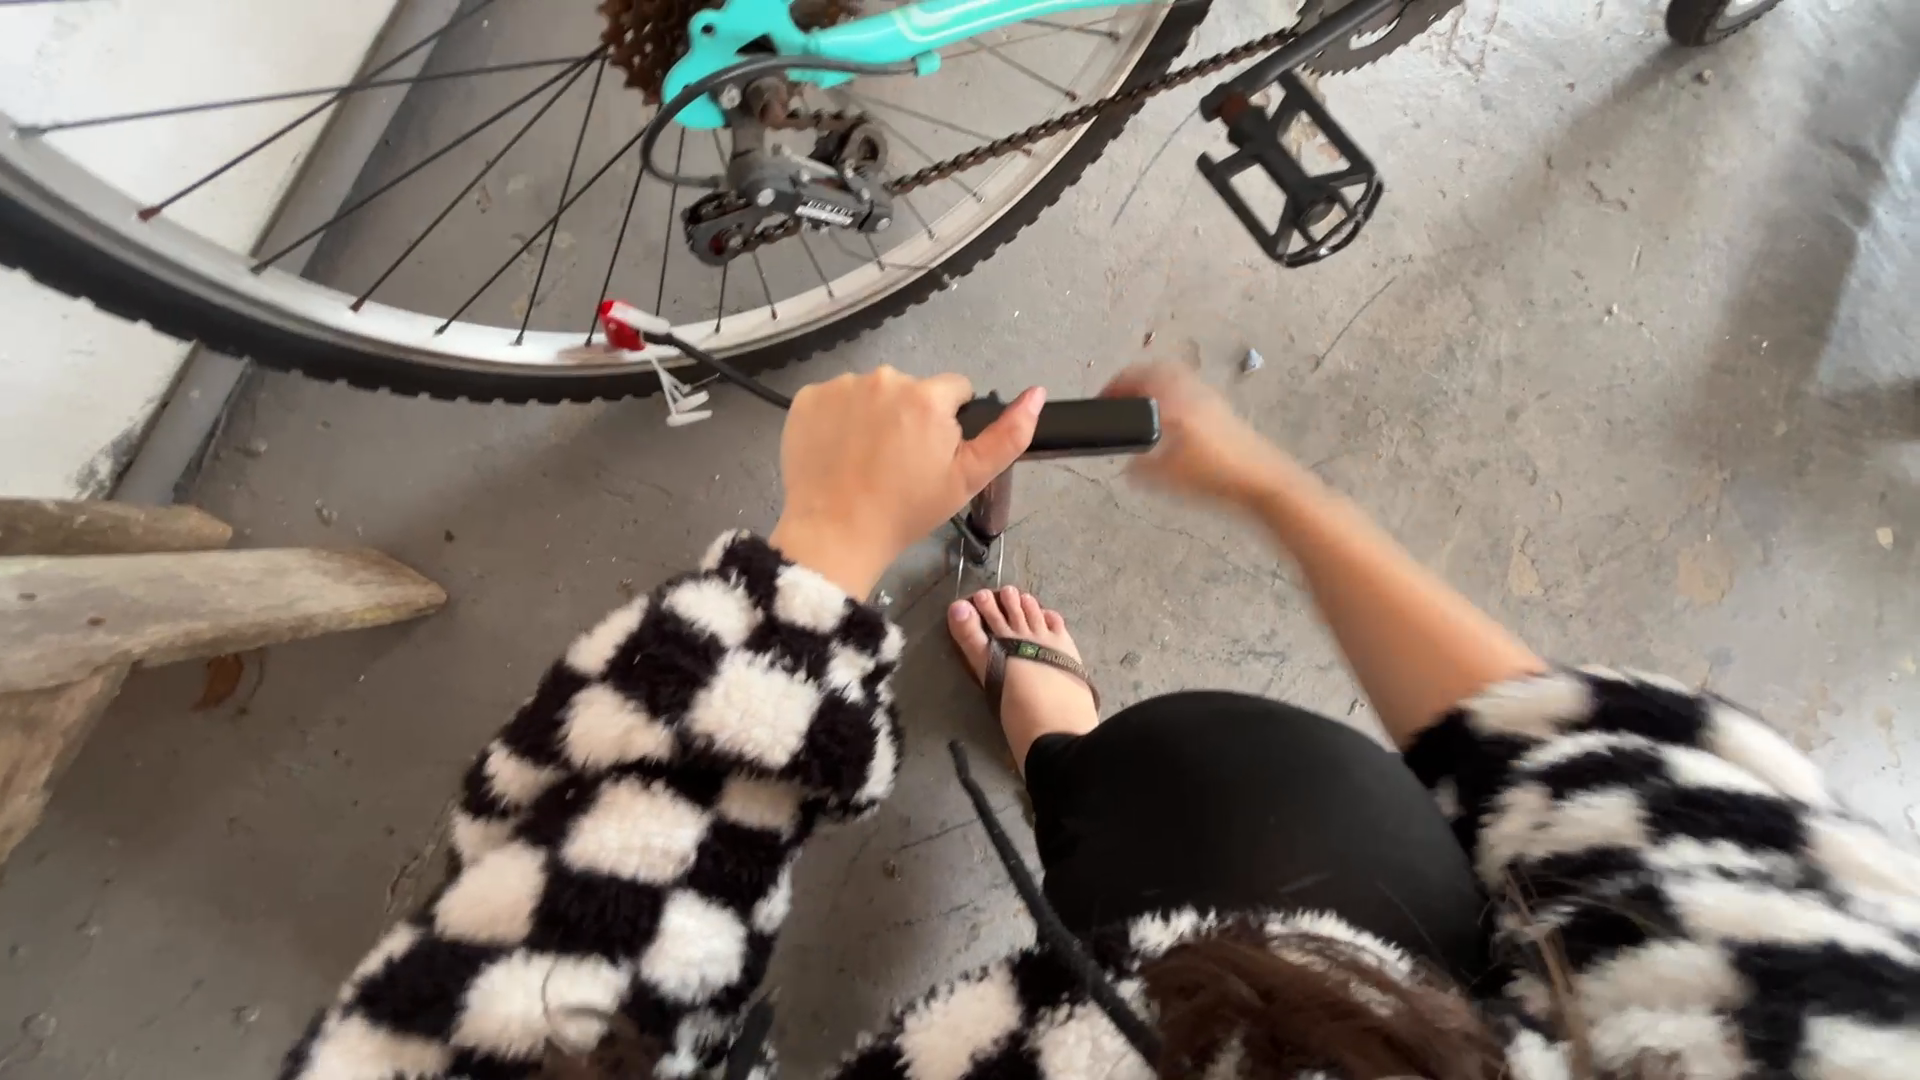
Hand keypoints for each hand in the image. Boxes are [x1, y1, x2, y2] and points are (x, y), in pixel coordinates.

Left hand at [770, 368, 1043, 596]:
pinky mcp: (807, 399)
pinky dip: (838, 420)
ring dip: (875, 417)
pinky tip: (840, 453)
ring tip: (867, 462)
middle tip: (900, 465)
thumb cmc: (906, 511)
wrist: (836, 534)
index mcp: (928, 397)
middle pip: (912, 391)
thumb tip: (1037, 393)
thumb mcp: (969, 480)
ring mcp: (841, 387)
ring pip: (873, 394)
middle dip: (911, 419)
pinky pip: (835, 400)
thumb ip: (1009, 435)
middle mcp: (884, 379)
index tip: (932, 457)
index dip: (949, 425)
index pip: (954, 391)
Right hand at [1100, 362, 1296, 507]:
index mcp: (1173, 398)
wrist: (1263, 482)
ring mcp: (1211, 399)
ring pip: (1177, 380)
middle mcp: (1192, 390)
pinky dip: (1173, 399)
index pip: (1136, 377)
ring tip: (1141, 412)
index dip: (1114, 386)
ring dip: (1155, 388)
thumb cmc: (1211, 476)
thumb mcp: (1161, 477)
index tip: (1102, 402)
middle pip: (1158, 370)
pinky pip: (1190, 393)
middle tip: (1120, 401)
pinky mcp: (1224, 413)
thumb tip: (1128, 465)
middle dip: (1135, 382)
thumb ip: (1137, 468)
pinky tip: (1168, 426)